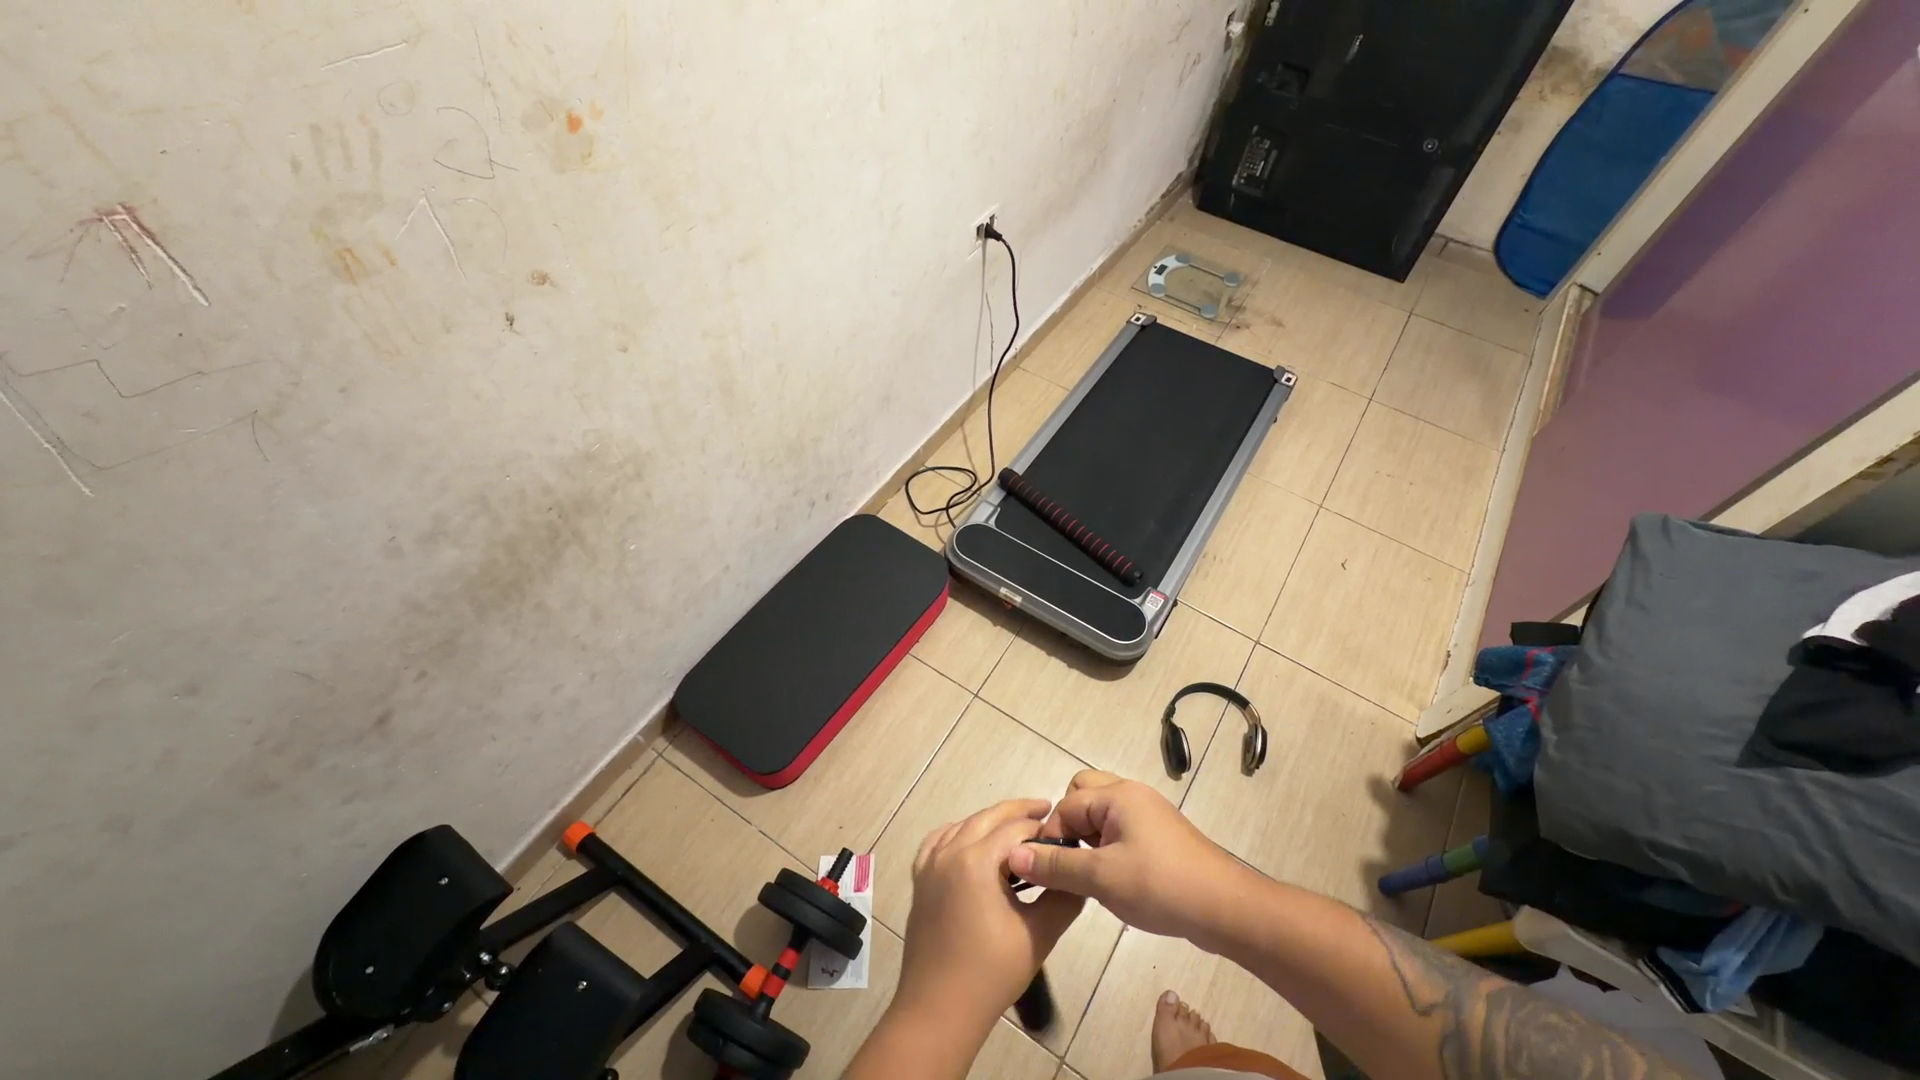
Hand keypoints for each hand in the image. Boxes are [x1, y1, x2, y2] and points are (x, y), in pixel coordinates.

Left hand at [896, 799, 1084, 1031]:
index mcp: (976, 859)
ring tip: (1016, 828)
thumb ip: (1063, 897)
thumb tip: (1079, 874)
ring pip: (963, 825)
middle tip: (1046, 813)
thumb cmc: (991, 972)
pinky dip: (959, 833)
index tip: (1064, 836)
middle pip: (987, 817)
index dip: (1043, 827)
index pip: (1017, 827)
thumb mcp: (1039, 933)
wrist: (939, 1008)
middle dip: (1018, 812)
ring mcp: (929, 866)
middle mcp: (949, 852)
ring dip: (990, 821)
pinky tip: (972, 842)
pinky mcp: (920, 881)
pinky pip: (938, 841)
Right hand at [1006, 770, 1250, 945]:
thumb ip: (1056, 865)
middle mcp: (1132, 794)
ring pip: (1101, 812)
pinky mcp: (1159, 836)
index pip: (1064, 806)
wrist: (1224, 909)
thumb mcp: (1101, 878)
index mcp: (1117, 795)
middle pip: (1082, 793)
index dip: (1050, 838)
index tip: (1045, 872)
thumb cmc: (1160, 886)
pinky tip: (1112, 878)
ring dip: (1087, 836)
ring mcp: (1149, 814)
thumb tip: (1013, 855)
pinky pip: (1120, 828)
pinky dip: (1107, 845)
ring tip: (1089, 872)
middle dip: (1068, 824)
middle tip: (1071, 861)